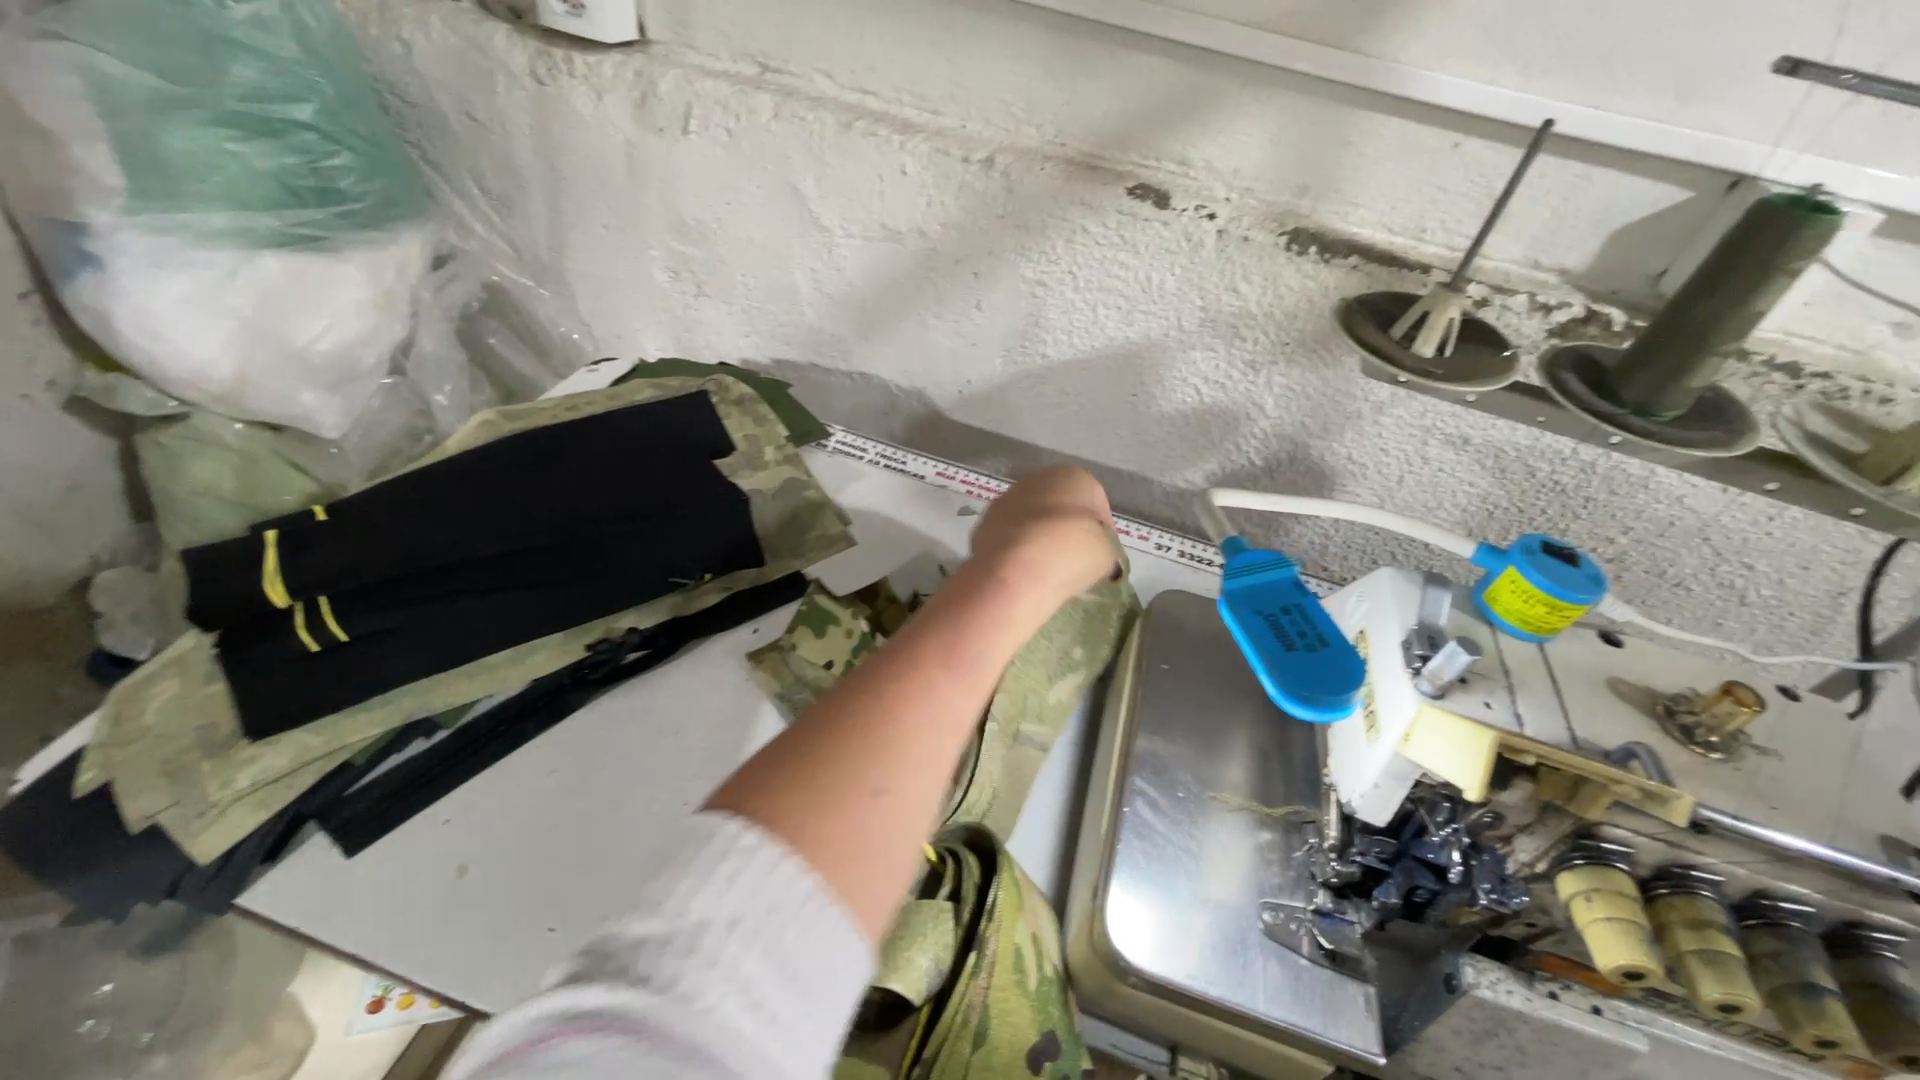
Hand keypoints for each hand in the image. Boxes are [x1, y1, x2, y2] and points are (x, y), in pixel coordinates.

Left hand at [969, 466, 1118, 601]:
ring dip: (1039, 538)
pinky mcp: (984, 522)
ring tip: (1046, 569)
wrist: (1015, 571)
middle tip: (1073, 562)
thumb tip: (1093, 552)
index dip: (1102, 534)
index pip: (1097, 505)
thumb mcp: (1107, 553)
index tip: (1100, 558)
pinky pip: (1009, 536)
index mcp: (1075, 477)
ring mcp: (1006, 498)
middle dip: (1067, 531)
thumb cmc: (1071, 553)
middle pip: (1061, 507)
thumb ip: (1103, 546)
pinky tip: (1022, 571)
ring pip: (1032, 519)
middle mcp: (1039, 478)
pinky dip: (1016, 549)